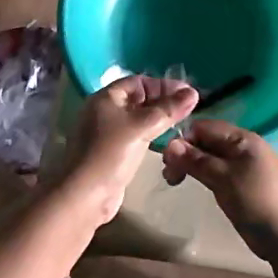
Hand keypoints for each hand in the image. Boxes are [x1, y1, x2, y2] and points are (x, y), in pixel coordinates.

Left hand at [52, 75, 198, 221]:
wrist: (84, 195)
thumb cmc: (110, 154)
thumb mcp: (141, 127)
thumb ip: (167, 110)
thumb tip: (193, 92)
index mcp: (105, 98)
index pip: (138, 82)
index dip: (163, 85)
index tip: (188, 92)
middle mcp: (104, 112)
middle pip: (138, 99)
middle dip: (163, 102)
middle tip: (192, 109)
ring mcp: (107, 133)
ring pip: (138, 120)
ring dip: (160, 120)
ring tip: (186, 124)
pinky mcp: (113, 153)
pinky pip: (136, 137)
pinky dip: (152, 136)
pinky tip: (169, 142)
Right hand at [161, 119, 277, 255]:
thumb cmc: (257, 201)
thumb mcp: (223, 177)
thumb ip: (196, 160)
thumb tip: (168, 144)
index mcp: (241, 139)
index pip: (203, 127)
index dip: (183, 139)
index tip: (167, 160)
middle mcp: (241, 148)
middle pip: (205, 141)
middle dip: (184, 153)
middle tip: (169, 176)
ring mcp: (242, 167)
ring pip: (208, 157)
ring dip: (190, 165)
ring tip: (175, 182)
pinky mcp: (240, 184)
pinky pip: (216, 171)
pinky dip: (201, 175)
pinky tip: (193, 184)